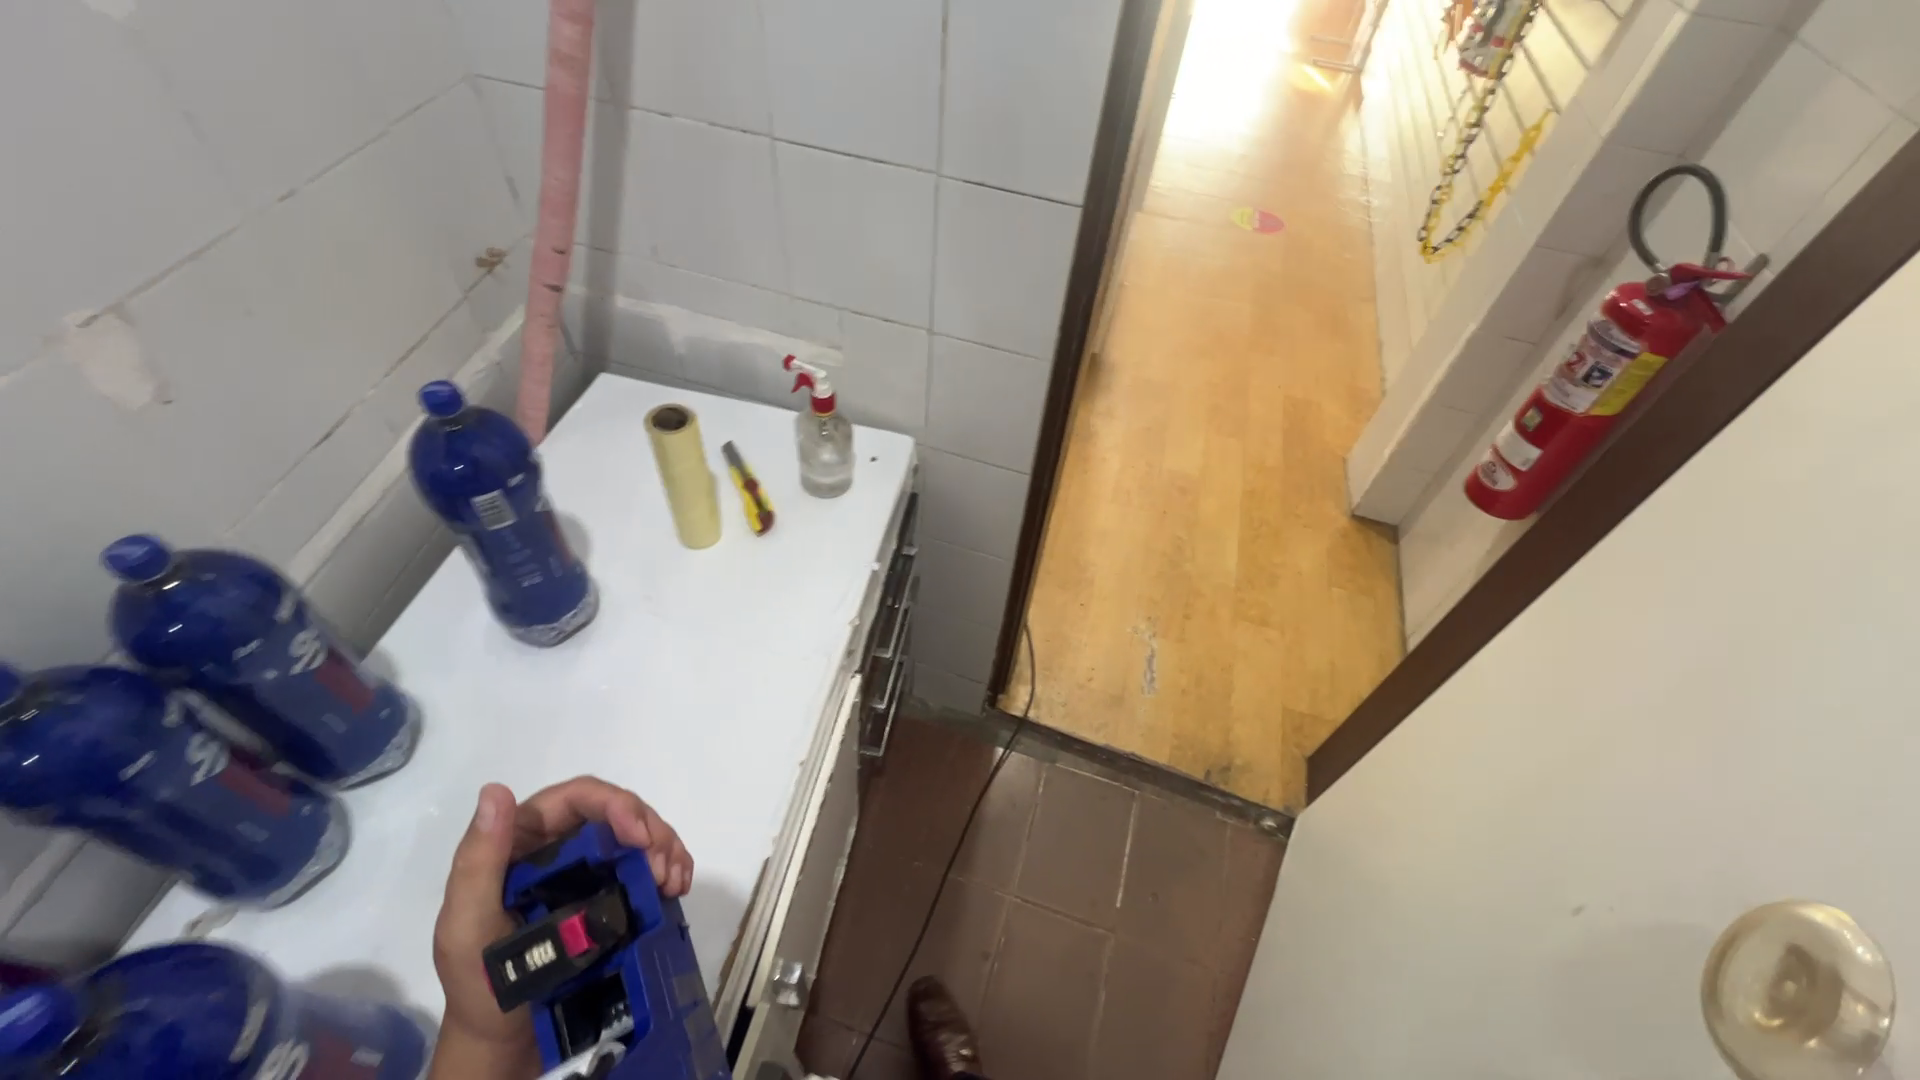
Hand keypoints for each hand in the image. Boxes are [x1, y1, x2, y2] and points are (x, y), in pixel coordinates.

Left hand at [430, 778, 694, 1074]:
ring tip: (674, 881)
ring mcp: (592, 869)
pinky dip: (672, 867)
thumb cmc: (481, 983)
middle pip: (617, 811)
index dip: (614, 804)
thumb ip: (478, 860)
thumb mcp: (466, 924)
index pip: (577, 797)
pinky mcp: (615, 894)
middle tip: (663, 868)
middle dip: (649, 830)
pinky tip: (678, 885)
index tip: (639, 837)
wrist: (508, 1041)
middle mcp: (561, 844)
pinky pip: (650, 865)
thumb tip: (496, 792)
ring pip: (639, 834)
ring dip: (665, 849)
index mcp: (524, 838)